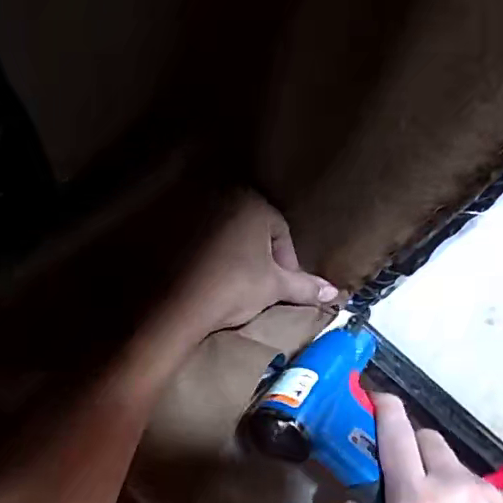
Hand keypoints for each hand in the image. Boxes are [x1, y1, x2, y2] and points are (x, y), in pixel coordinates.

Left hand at [166, 192, 336, 337]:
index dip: (286, 262)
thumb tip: (334, 291)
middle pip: (251, 230)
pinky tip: (207, 281)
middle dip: (259, 257)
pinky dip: (206, 259)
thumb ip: (304, 286)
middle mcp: (221, 198)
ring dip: (232, 257)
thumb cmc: (234, 287)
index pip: (280, 232)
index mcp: (252, 203)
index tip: (282, 287)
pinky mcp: (168, 229)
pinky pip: (196, 243)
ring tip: (233, 286)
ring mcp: (191, 211)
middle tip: (260, 287)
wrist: (178, 304)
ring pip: (224, 237)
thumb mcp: (274, 287)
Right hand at [340, 394, 502, 502]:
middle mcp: (455, 483)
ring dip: (440, 476)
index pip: (397, 434)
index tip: (377, 398)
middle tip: (404, 477)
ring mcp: (491, 492)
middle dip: (411, 447)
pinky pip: (483, 487)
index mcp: (417, 498)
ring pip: (456, 465)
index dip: (385, 409)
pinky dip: (469, 497)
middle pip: (428, 439)